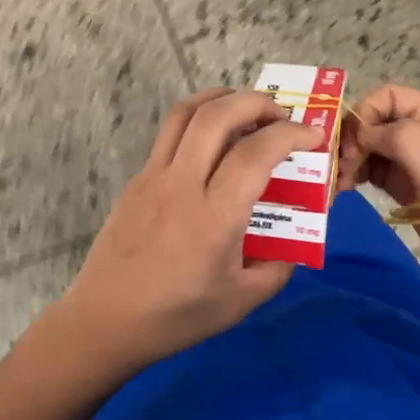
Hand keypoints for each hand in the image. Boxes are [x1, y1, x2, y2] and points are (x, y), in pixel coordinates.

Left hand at [52, 89, 323, 372]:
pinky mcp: (136, 181)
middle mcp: (181, 186)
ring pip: (184, 114)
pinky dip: (198, 123)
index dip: (290, 135)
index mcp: (213, 218)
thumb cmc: (176, 317)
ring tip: (247, 110)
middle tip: (283, 115)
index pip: (255, 153)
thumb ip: (277, 266)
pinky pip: (169, 136)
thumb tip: (294, 240)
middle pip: (216, 116)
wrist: (105, 320)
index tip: (314, 136)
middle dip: (256, 102)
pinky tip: (213, 144)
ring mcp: (153, 178)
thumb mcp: (241, 301)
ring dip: (221, 99)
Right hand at [337, 84, 419, 270]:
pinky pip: (372, 170)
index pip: (391, 97)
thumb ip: (400, 138)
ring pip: (370, 146)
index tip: (352, 144)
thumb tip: (361, 131)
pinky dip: (355, 175)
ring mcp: (414, 162)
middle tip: (339, 167)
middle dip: (353, 138)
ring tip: (339, 183)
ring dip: (350, 158)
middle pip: (376, 121)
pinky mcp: (404, 187)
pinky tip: (344, 188)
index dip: (366, 112)